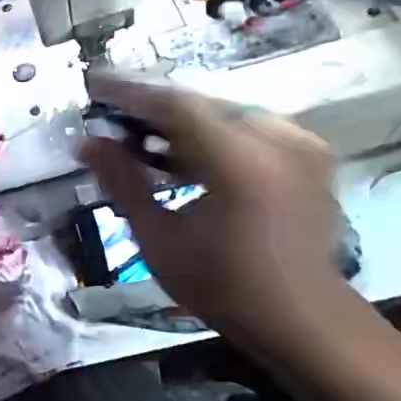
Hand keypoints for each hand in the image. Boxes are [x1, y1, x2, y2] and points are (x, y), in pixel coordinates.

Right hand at [79, 74, 351, 352]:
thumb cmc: (223, 287)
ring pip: (226, 113)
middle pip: (202, 104)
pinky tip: (192, 154)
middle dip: (155, 108)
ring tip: (147, 138)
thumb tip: (89, 143)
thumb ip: (124, 184)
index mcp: (239, 161)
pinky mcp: (311, 152)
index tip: (94, 84)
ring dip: (185, 122)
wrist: (300, 316)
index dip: (130, 92)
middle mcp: (276, 138)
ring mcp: (300, 142)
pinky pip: (252, 126)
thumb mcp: (160, 241)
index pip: (175, 104)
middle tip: (115, 115)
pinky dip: (217, 134)